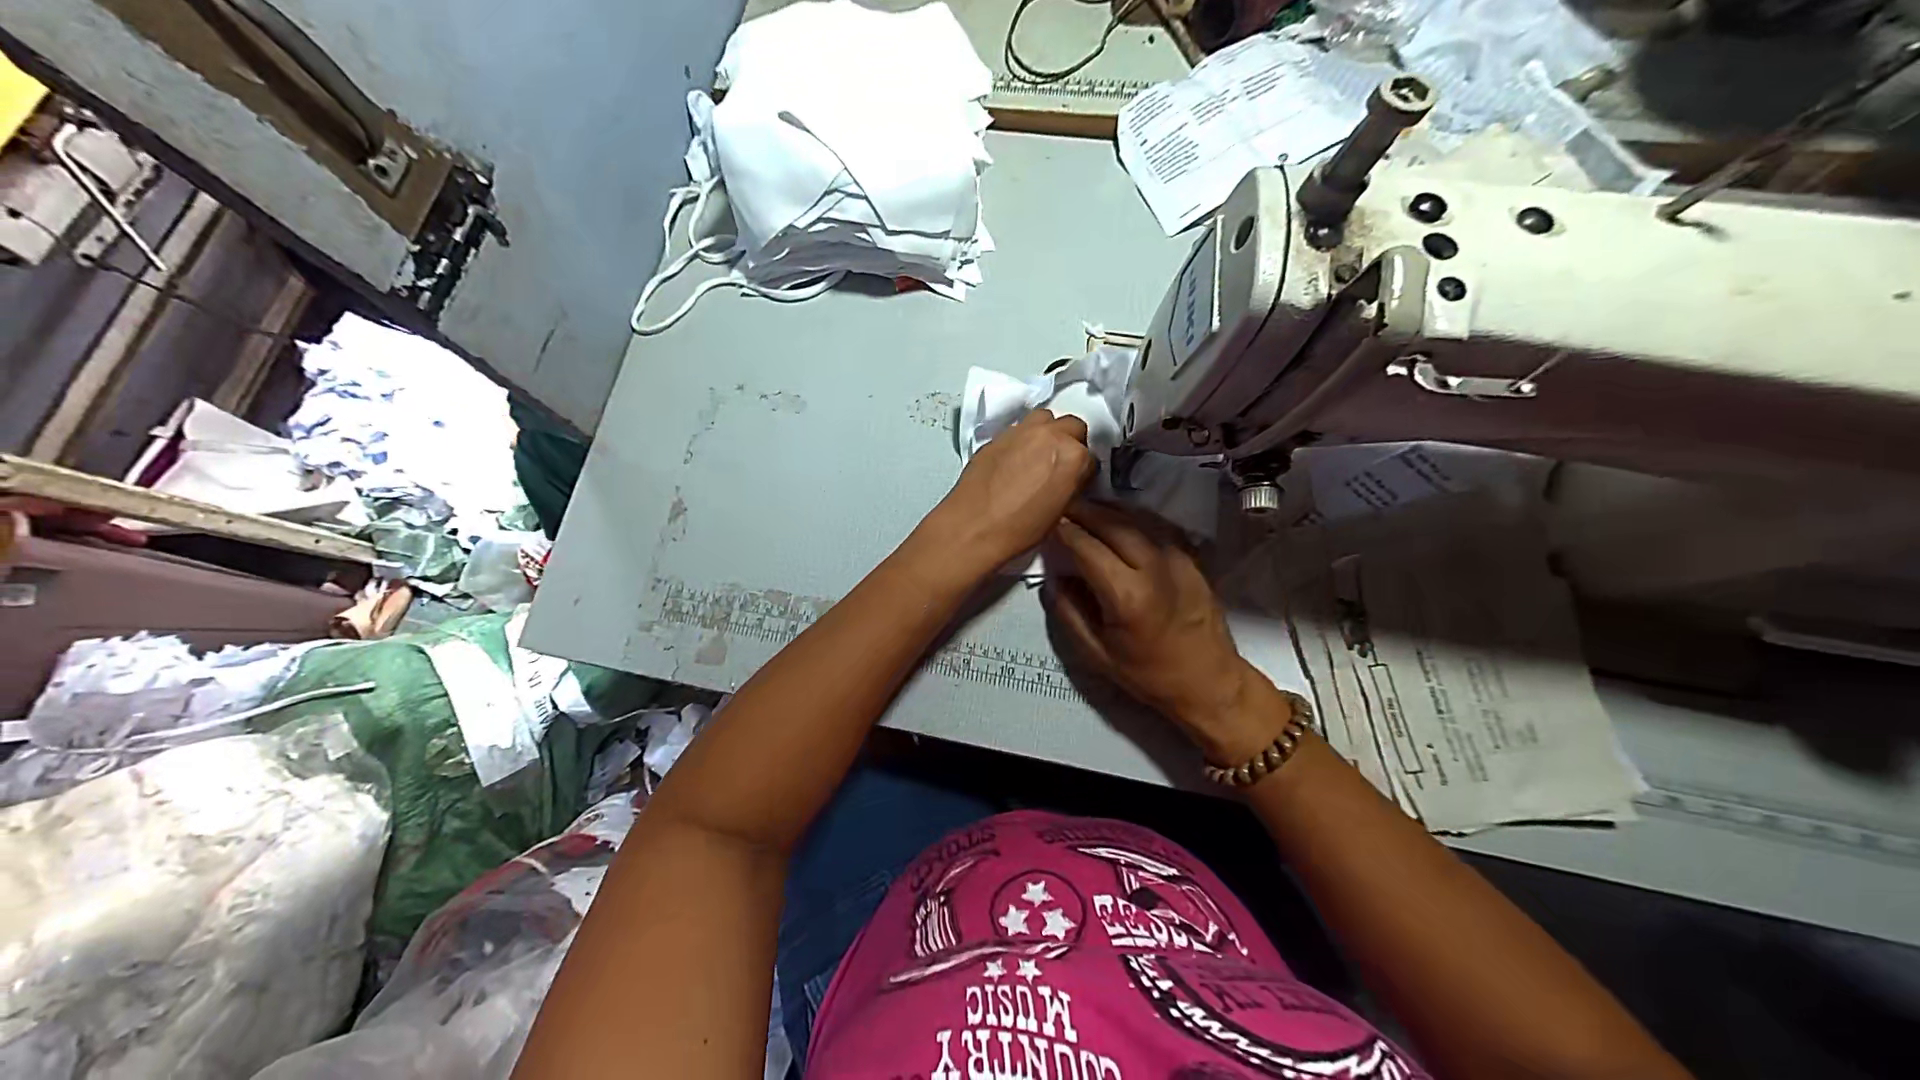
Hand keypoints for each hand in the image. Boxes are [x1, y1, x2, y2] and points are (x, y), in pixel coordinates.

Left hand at [913, 409, 1094, 582]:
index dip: (1083, 471)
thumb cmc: (1016, 528)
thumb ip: (1071, 485)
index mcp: (1073, 456)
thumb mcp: (1059, 512)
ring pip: (1044, 419)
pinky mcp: (997, 436)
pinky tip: (1017, 460)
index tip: (1075, 480)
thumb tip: (1069, 479)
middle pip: (1071, 427)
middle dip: (1070, 443)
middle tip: (1061, 464)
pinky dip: (1023, 439)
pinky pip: (1018, 428)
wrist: (973, 527)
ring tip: (1039, 455)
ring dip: (1047, 432)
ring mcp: (1021, 432)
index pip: (1091, 456)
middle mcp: (1049, 436)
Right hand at [1046, 501, 1283, 764]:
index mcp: (1128, 595)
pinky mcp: (1192, 558)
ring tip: (1086, 508)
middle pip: (1113, 524)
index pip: (1087, 548)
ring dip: (1109, 510)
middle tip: (1063, 507)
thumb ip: (1069, 613)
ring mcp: (1178, 559)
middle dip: (1084, 512)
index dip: (1064, 532)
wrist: (1208, 681)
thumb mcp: (1097, 654)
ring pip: (1138, 519)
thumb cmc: (1149, 674)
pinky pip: (1159, 526)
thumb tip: (1054, 578)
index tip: (1047, 523)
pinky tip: (1121, 519)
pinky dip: (1135, 518)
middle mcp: (1154, 568)